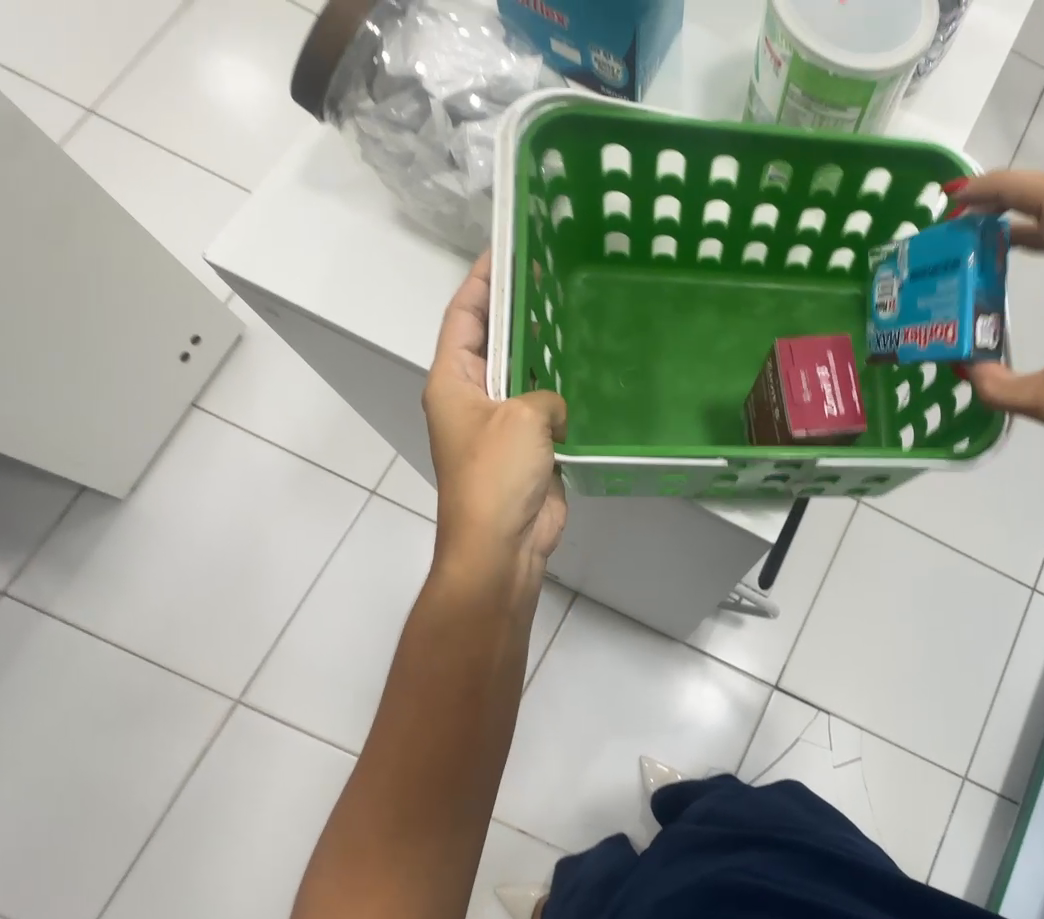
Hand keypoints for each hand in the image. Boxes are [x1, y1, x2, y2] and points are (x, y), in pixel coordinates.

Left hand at [422, 252, 568, 568]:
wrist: (503, 542)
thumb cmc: (498, 474)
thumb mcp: (521, 417)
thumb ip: (543, 394)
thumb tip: (554, 410)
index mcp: (452, 380)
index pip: (464, 317)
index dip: (482, 282)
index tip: (506, 251)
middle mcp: (472, 398)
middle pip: (494, 343)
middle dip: (520, 314)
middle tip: (556, 281)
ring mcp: (500, 426)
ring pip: (524, 379)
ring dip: (545, 357)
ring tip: (578, 322)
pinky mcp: (527, 452)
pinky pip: (545, 414)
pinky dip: (563, 398)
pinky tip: (590, 379)